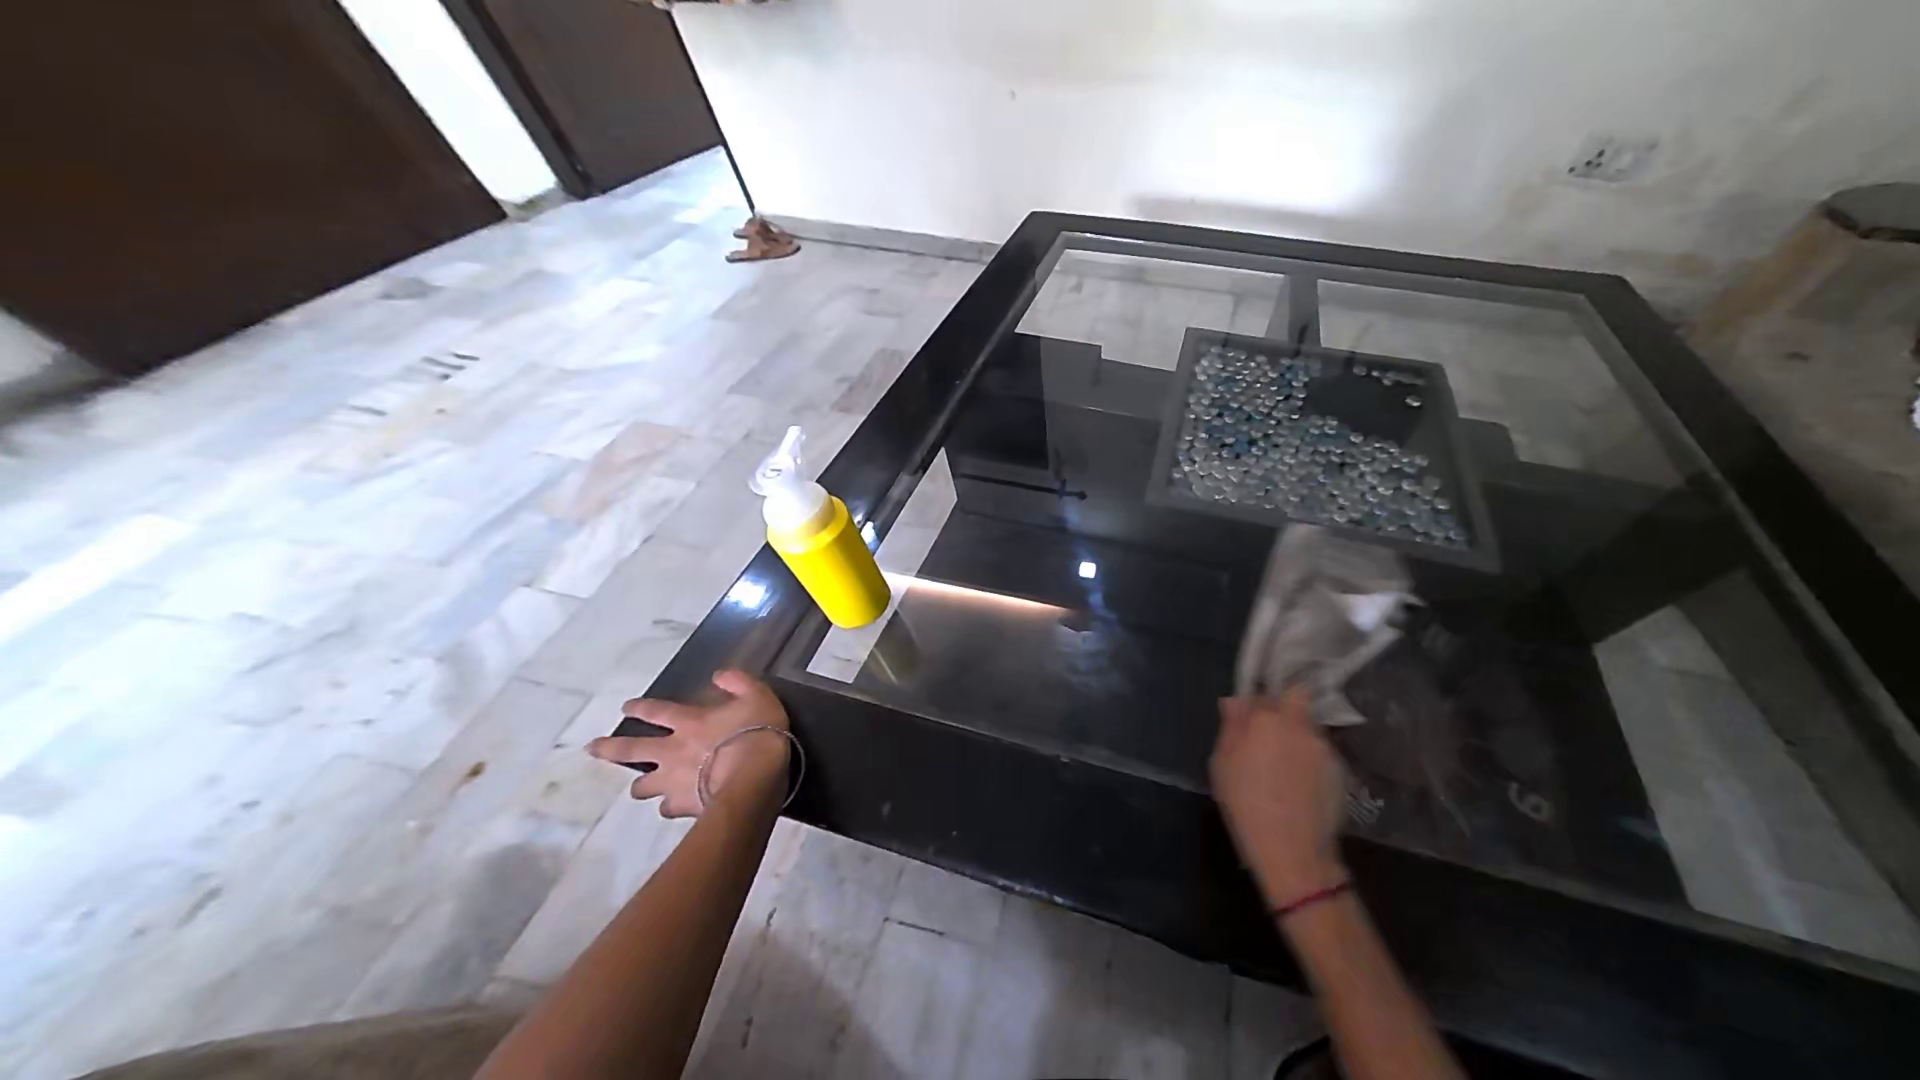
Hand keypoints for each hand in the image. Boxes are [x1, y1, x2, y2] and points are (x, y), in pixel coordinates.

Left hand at [588, 670, 789, 817]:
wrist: (755, 777)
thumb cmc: (758, 731)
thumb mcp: (757, 695)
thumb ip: (738, 682)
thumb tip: (718, 675)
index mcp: (688, 721)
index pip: (656, 710)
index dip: (639, 707)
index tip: (625, 707)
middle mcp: (672, 750)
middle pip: (631, 750)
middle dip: (609, 748)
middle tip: (592, 748)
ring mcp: (673, 781)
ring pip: (643, 786)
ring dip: (641, 786)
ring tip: (640, 788)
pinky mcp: (682, 806)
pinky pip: (667, 808)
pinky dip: (669, 807)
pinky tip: (674, 807)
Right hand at [1211, 685, 1348, 904]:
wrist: (1292, 850)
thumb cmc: (1245, 804)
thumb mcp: (1222, 764)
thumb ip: (1231, 727)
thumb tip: (1235, 701)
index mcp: (1268, 720)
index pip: (1270, 690)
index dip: (1261, 699)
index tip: (1250, 715)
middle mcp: (1301, 726)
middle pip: (1298, 701)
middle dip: (1285, 709)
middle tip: (1268, 736)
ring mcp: (1325, 749)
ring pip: (1309, 728)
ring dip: (1296, 737)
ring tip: (1282, 767)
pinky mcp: (1341, 772)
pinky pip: (1320, 754)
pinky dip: (1309, 761)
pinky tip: (1297, 786)